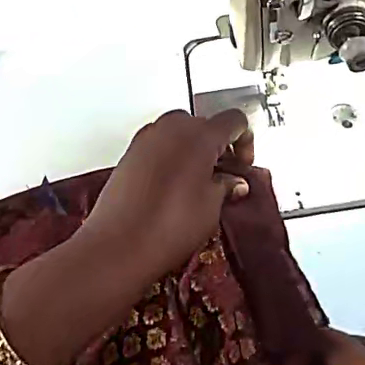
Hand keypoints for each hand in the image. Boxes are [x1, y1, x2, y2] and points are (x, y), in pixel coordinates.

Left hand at [73, 109, 250, 290]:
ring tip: (198, 183)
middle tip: (224, 175)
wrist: (119, 244)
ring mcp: (148, 137)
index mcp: (200, 135)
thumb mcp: (211, 208)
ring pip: (180, 132)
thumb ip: (226, 185)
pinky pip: (159, 144)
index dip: (245, 141)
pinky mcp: (130, 151)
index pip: (234, 120)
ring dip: (193, 150)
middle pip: (206, 123)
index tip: (243, 164)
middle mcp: (173, 127)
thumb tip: (231, 181)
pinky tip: (173, 186)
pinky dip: (171, 156)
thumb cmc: (169, 225)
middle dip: (218, 146)